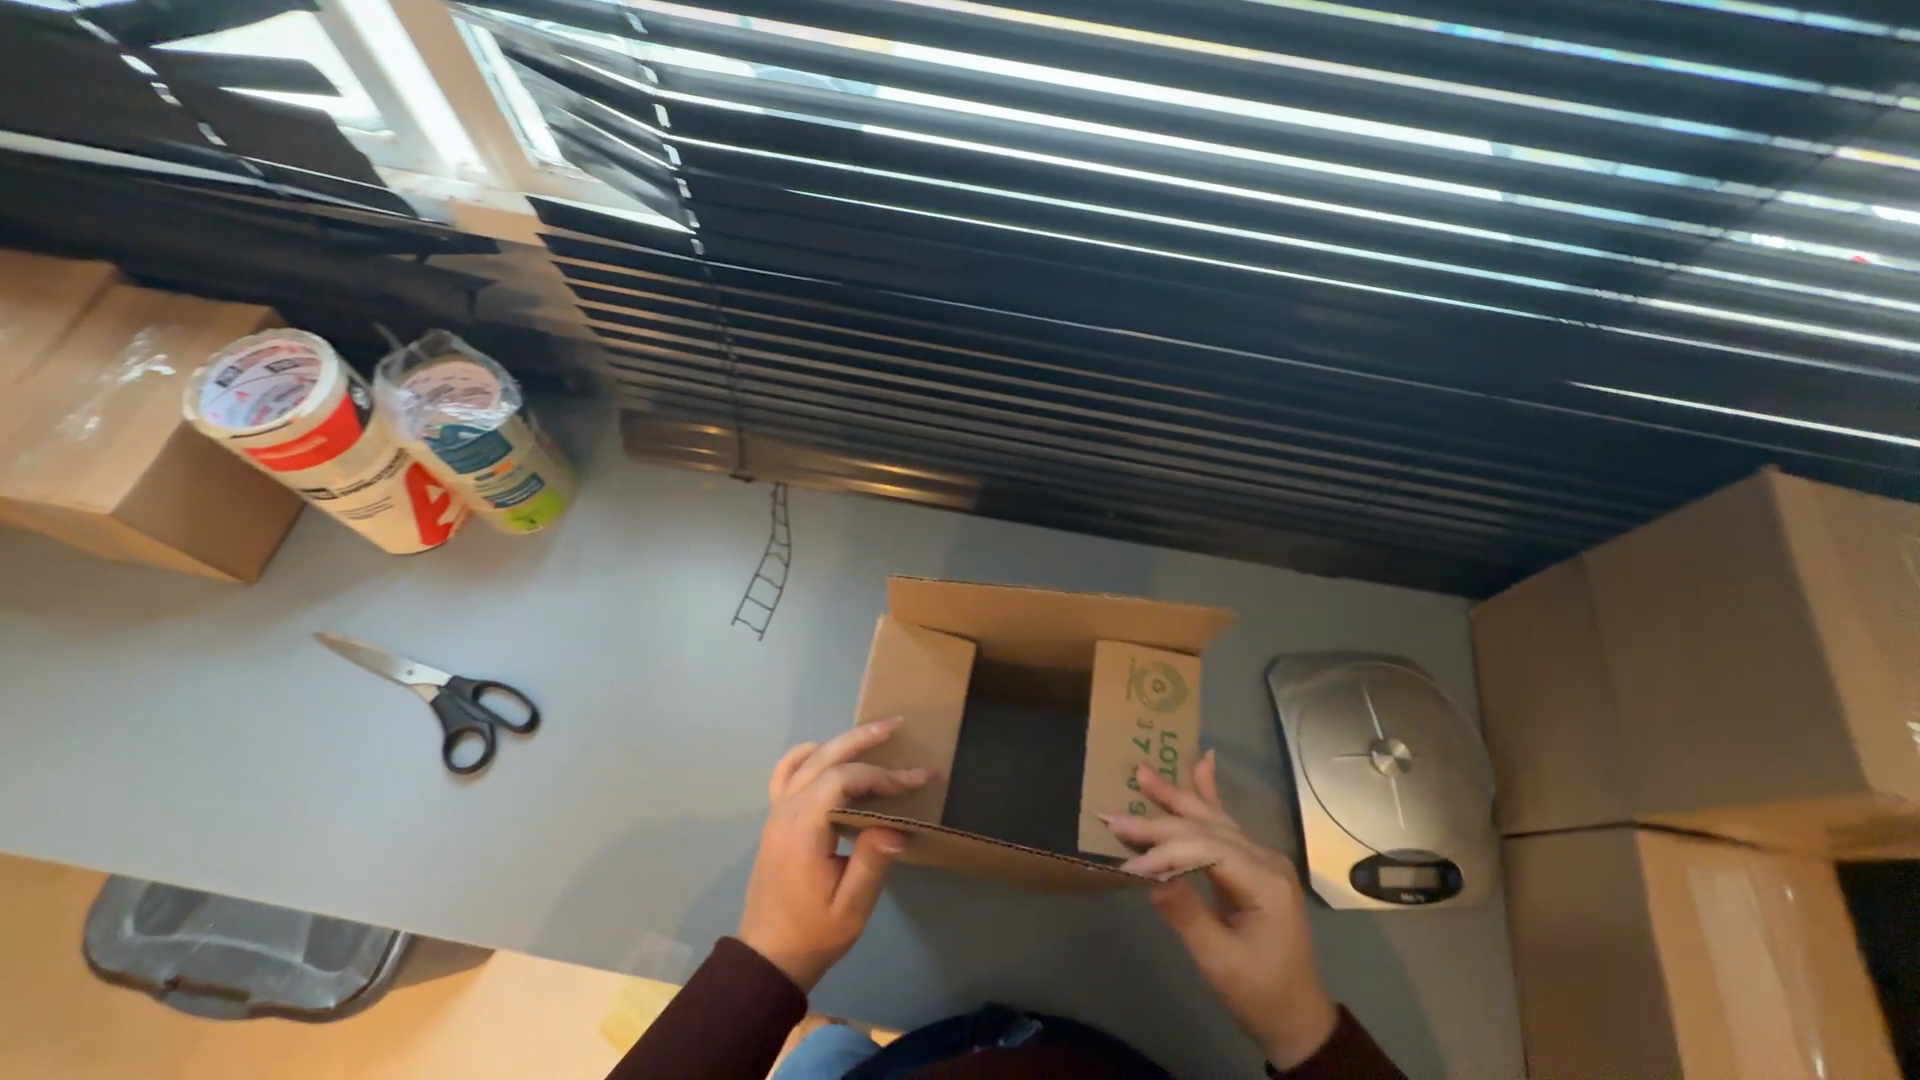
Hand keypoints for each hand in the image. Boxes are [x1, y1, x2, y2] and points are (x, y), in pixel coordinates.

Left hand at [737, 719, 931, 992]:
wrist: (767, 957)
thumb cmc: (813, 934)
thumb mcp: (850, 908)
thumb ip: (871, 863)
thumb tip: (894, 826)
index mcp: (803, 830)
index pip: (844, 781)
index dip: (882, 775)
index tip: (917, 781)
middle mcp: (786, 812)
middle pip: (824, 757)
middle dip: (862, 739)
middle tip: (896, 725)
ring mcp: (776, 813)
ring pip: (806, 760)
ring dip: (839, 743)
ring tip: (872, 735)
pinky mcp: (775, 820)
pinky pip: (786, 773)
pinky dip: (808, 755)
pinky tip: (827, 754)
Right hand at [1102, 750, 1338, 1069]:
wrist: (1296, 1015)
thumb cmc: (1259, 993)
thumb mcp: (1219, 961)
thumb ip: (1186, 913)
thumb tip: (1149, 875)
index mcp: (1265, 883)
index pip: (1206, 850)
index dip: (1163, 851)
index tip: (1126, 861)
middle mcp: (1266, 859)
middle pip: (1205, 828)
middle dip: (1158, 819)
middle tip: (1112, 814)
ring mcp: (1261, 858)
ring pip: (1212, 818)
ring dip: (1175, 796)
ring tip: (1143, 773)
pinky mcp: (1252, 864)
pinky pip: (1224, 824)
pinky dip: (1208, 794)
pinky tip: (1201, 764)